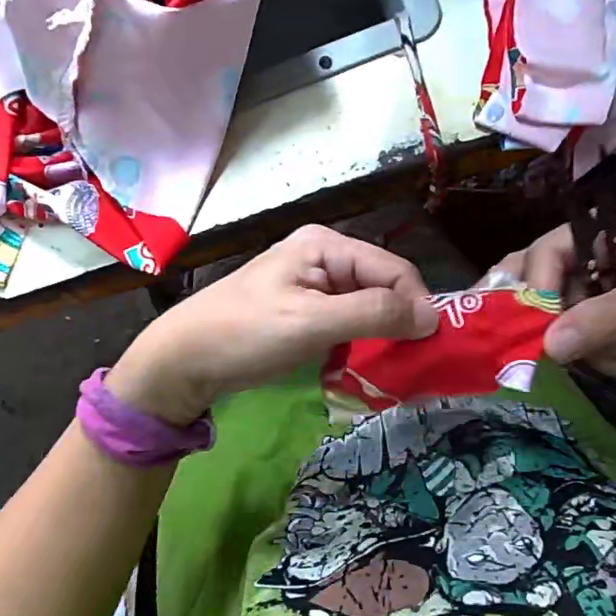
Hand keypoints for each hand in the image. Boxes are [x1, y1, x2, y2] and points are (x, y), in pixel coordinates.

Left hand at [107, 225, 438, 423]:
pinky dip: (355, 345)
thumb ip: (374, 314)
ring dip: (376, 338)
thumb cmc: (244, 334)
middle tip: (404, 365)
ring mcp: (313, 284)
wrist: (183, 361)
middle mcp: (324, 257)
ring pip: (367, 308)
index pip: (394, 269)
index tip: (425, 349)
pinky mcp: (305, 310)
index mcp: (326, 245)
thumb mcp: (312, 322)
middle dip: (396, 324)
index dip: (415, 306)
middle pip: (383, 287)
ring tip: (379, 369)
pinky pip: (346, 323)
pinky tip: (351, 366)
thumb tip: (433, 316)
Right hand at [493, 206, 615, 379]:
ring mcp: (592, 295)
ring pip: (563, 330)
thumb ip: (601, 320)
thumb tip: (548, 348)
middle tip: (572, 350)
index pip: (542, 255)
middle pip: (542, 294)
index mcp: (596, 231)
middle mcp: (586, 259)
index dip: (538, 291)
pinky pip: (582, 350)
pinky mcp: (600, 326)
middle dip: (570, 328)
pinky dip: (612, 362)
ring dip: (606, 351)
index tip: (547, 328)